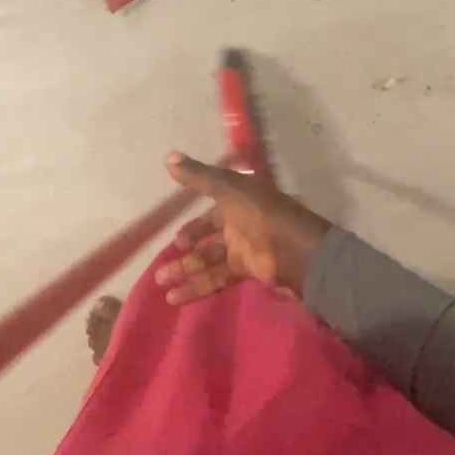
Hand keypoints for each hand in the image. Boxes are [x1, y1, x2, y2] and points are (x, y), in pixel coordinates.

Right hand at [155, 152, 332, 304]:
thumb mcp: (229, 189)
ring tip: (160, 283)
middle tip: (160, 266)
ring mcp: (242, 248)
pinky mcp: (245, 270)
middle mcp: (239, 222)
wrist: (295, 249)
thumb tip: (168, 156)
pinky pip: (216, 279)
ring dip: (185, 270)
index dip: (192, 224)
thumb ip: (198, 177)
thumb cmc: (261, 213)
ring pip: (207, 260)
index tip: (175, 237)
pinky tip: (176, 298)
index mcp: (238, 200)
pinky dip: (196, 288)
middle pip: (206, 237)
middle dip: (185, 250)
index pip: (210, 209)